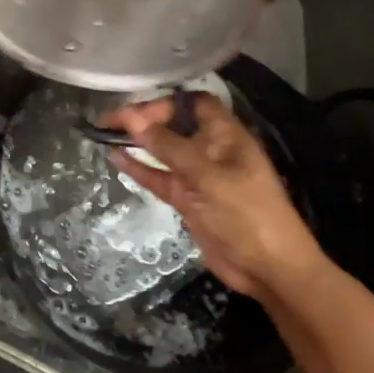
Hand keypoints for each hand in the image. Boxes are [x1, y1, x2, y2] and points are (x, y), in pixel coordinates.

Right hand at [105, 93, 328, 300]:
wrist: (270, 270)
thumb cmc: (246, 213)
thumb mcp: (207, 176)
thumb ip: (168, 147)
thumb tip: (131, 118)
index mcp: (225, 135)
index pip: (192, 104)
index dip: (165, 102)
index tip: (136, 111)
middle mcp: (211, 150)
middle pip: (174, 124)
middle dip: (144, 119)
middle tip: (109, 120)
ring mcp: (198, 176)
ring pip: (163, 150)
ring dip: (137, 141)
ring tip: (103, 133)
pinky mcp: (188, 199)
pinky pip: (160, 177)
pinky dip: (140, 168)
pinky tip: (116, 159)